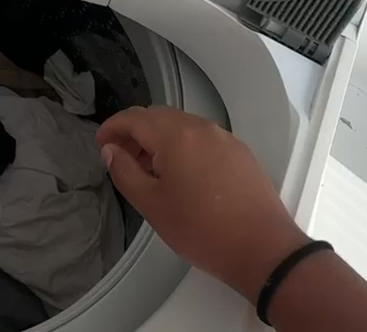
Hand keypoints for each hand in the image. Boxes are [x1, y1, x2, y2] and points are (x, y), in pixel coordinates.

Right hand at [98, 107, 309, 299]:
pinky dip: (184, 146)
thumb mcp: (153, 205)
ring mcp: (223, 137)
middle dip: (135, 132)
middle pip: (157, 117)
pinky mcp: (240, 152)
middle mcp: (199, 126)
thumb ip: (125, 172)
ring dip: (160, 139)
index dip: (113, 127)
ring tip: (152, 169)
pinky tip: (184, 175)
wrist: (265, 250)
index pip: (134, 117)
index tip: (101, 143)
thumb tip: (111, 150)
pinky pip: (202, 138)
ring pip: (181, 126)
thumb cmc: (203, 229)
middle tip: (123, 157)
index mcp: (174, 134)